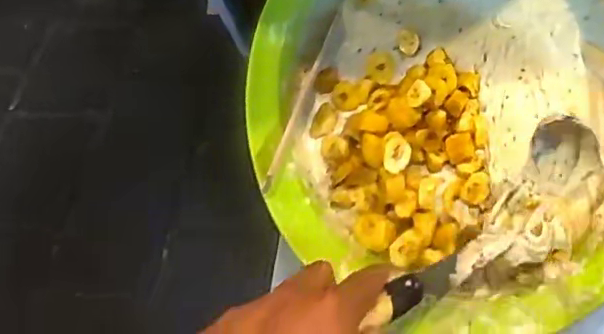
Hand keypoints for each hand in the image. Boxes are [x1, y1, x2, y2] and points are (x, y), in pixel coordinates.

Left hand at [205, 261, 394, 333]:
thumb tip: (372, 327)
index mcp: (331, 310)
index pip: (372, 278)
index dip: (382, 286)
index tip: (387, 298)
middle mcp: (294, 297)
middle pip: (322, 276)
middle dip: (328, 297)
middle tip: (328, 332)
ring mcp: (251, 309)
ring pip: (282, 297)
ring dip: (291, 315)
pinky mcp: (216, 327)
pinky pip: (247, 319)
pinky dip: (257, 333)